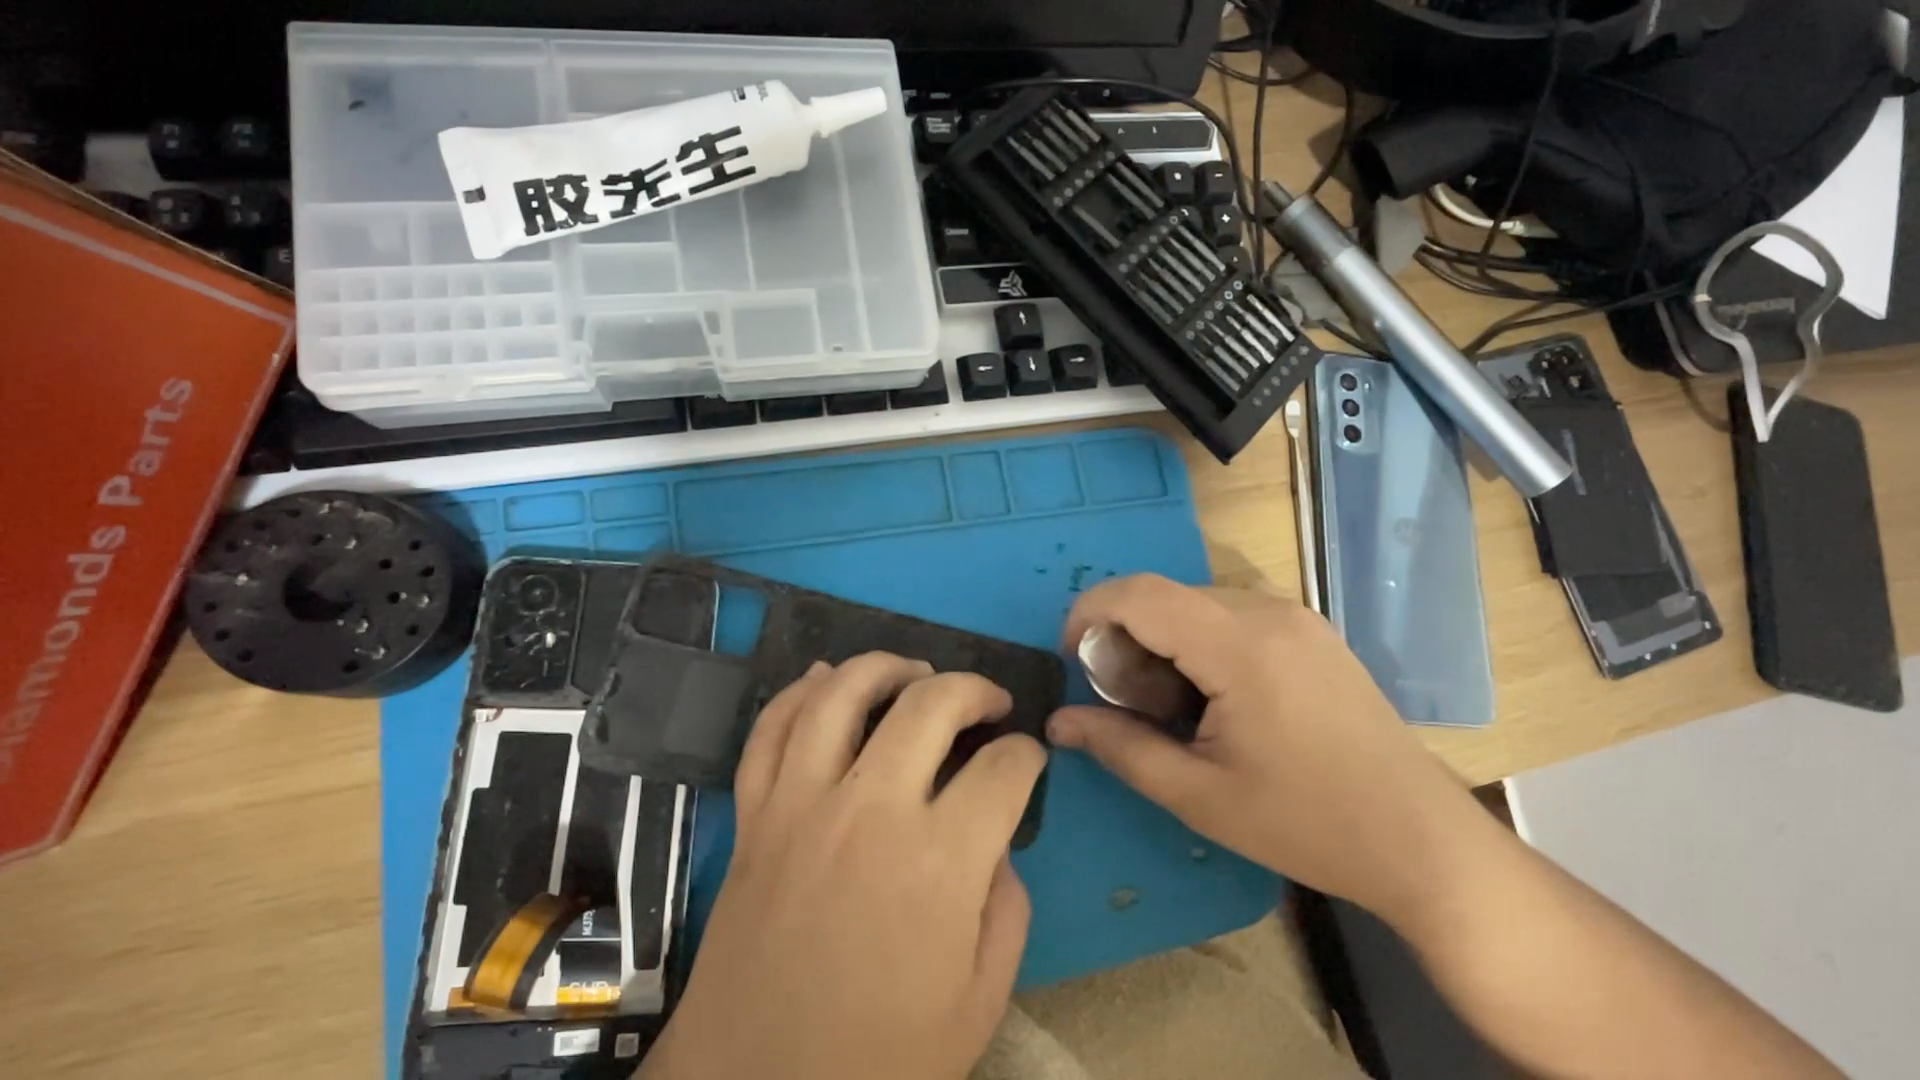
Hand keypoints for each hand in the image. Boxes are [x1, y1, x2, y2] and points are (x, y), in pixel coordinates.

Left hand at [642, 653, 1046, 1079]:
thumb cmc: (880, 1055)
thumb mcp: (979, 999)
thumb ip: (1004, 907)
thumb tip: (994, 843)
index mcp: (941, 860)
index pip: (1004, 769)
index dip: (1028, 756)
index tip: (1028, 760)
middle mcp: (871, 810)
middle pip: (930, 704)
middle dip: (974, 689)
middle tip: (990, 702)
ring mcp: (802, 804)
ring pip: (842, 694)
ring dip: (886, 666)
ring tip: (916, 671)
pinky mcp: (753, 815)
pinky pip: (771, 730)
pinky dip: (799, 692)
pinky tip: (825, 680)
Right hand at [1049, 575, 1489, 922]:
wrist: (1421, 840)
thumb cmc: (1305, 823)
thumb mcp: (1198, 795)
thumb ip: (1120, 747)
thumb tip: (1058, 722)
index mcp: (1239, 645)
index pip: (1139, 594)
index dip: (1088, 614)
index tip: (1071, 661)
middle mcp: (1269, 612)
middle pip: (1167, 596)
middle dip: (1126, 637)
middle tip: (1124, 704)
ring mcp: (1299, 619)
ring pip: (1199, 605)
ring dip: (1164, 641)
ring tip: (1170, 709)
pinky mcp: (1314, 635)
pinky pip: (1234, 618)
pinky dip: (1200, 644)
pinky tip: (1213, 702)